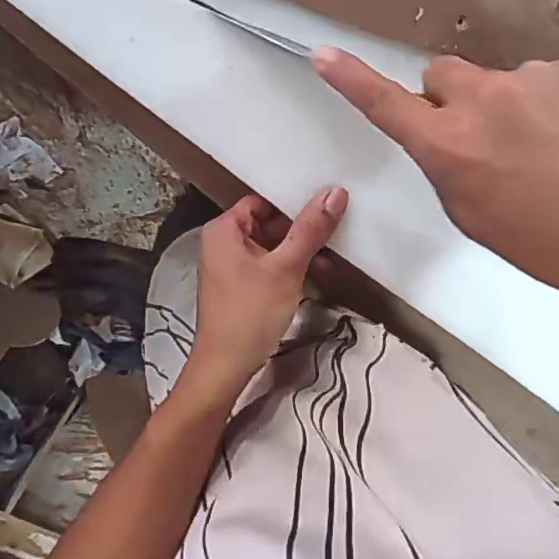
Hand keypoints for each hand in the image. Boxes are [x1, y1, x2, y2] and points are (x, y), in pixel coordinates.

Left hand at [183, 189, 347, 399]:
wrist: (226, 365)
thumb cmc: (250, 312)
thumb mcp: (286, 268)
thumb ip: (310, 230)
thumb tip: (335, 193)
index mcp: (224, 229)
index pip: (262, 201)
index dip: (292, 202)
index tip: (326, 204)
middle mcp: (222, 242)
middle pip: (268, 223)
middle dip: (300, 230)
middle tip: (335, 231)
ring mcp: (230, 266)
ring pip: (271, 246)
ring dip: (299, 251)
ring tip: (331, 256)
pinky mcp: (240, 286)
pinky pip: (267, 266)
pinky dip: (289, 268)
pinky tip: (317, 273)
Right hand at [311, 48, 558, 314]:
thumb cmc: (546, 242)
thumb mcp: (469, 214)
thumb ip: (446, 166)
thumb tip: (451, 140)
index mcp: (448, 145)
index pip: (385, 103)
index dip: (350, 80)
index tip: (325, 55)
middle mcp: (485, 101)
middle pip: (442, 75)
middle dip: (446, 99)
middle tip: (474, 138)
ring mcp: (535, 82)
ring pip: (496, 82)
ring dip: (502, 107)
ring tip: (541, 153)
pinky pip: (540, 84)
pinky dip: (543, 108)